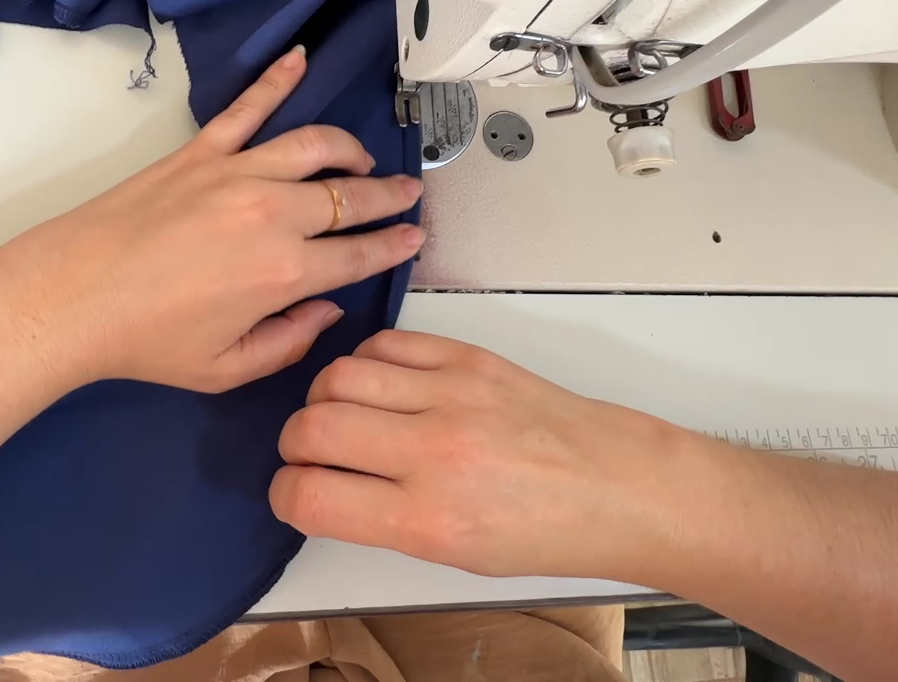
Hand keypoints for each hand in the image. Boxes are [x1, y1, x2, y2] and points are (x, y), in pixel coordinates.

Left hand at [0, 46, 424, 393]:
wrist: (69, 297)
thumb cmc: (146, 341)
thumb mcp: (227, 370)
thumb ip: (291, 342)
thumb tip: (330, 309)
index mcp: (285, 273)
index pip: (359, 254)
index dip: (394, 245)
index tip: (414, 236)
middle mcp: (273, 213)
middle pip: (350, 196)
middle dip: (389, 195)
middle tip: (409, 193)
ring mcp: (237, 173)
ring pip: (315, 145)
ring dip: (349, 148)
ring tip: (362, 158)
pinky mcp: (201, 152)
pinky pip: (248, 107)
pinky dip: (277, 79)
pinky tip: (299, 58)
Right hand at [269, 330, 693, 580]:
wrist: (613, 482)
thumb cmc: (541, 532)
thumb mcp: (454, 553)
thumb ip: (380, 518)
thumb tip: (322, 486)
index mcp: (429, 520)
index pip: (311, 498)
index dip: (284, 495)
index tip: (293, 491)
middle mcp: (433, 451)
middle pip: (312, 428)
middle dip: (293, 444)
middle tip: (308, 451)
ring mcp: (450, 392)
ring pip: (338, 375)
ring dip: (322, 397)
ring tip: (340, 412)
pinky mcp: (465, 353)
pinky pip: (383, 343)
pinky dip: (364, 363)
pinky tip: (377, 384)